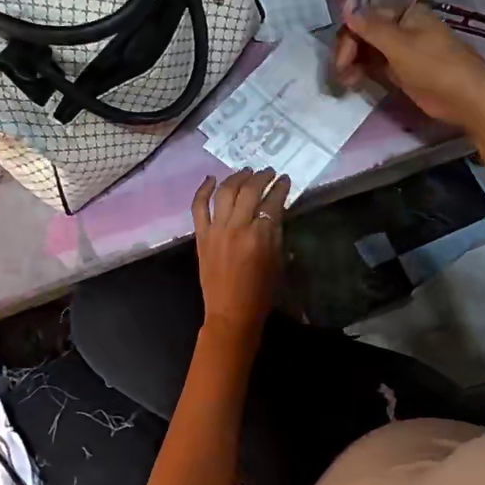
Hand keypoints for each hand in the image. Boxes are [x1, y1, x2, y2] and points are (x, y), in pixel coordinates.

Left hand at [191, 168, 290, 338]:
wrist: (231, 313)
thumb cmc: (261, 292)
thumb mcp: (277, 260)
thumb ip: (275, 232)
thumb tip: (275, 210)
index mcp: (260, 236)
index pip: (272, 202)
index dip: (281, 188)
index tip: (286, 180)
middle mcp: (237, 227)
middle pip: (249, 191)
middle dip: (261, 178)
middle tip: (269, 172)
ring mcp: (216, 230)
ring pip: (225, 192)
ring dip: (237, 178)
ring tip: (246, 172)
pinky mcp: (201, 236)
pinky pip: (198, 206)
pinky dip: (203, 190)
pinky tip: (211, 178)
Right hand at [332, 1, 484, 126]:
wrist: (466, 99)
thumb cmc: (436, 66)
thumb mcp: (401, 45)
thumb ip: (372, 27)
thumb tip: (346, 4)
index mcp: (405, 14)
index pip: (365, 17)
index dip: (349, 35)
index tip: (341, 60)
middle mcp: (401, 28)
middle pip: (363, 33)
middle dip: (348, 51)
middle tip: (341, 73)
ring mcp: (400, 51)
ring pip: (366, 51)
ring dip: (352, 63)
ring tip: (346, 82)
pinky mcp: (400, 71)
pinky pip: (374, 66)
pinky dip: (361, 72)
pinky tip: (353, 83)